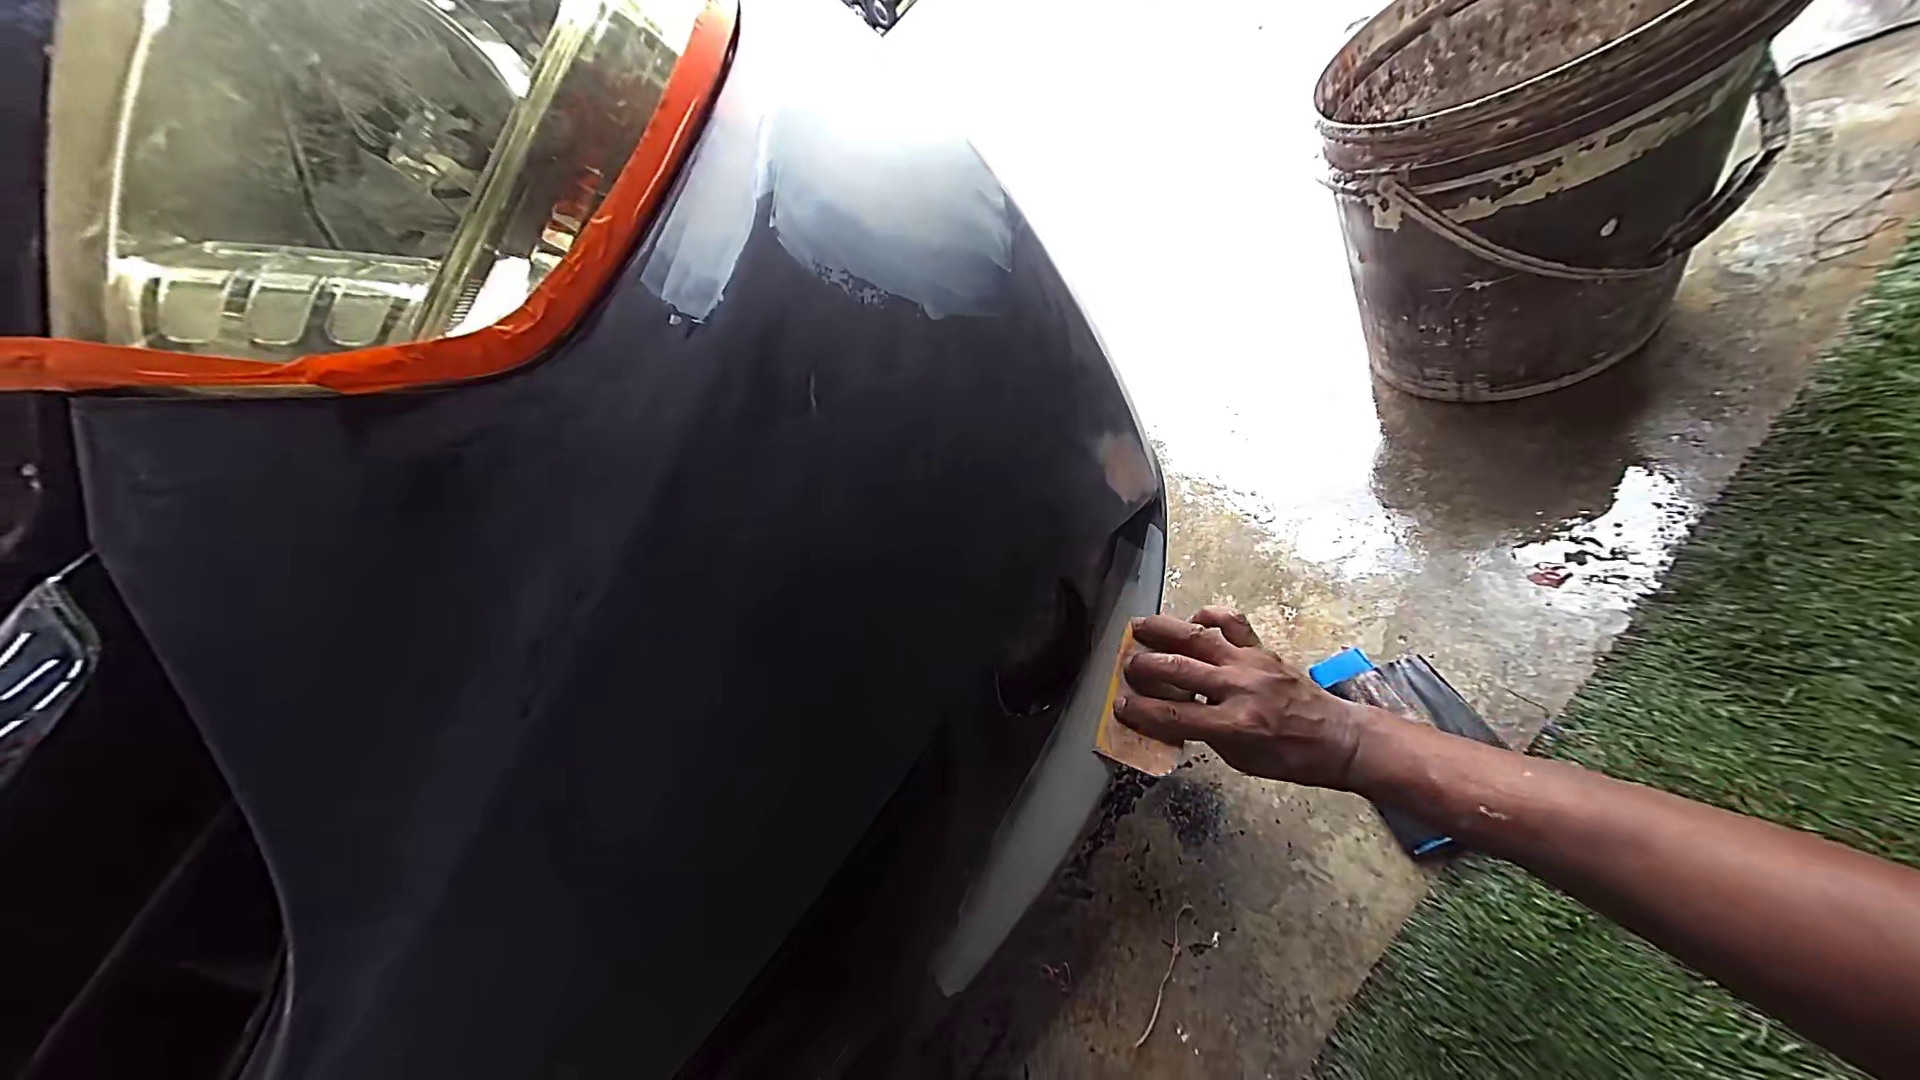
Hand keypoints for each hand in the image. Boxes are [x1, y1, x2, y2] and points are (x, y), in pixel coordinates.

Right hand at [1112, 607, 1378, 790]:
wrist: (1338, 739)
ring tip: (1139, 626)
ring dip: (1163, 629)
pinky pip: (1232, 622)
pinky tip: (1194, 620)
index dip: (1141, 710)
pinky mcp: (1262, 649)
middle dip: (1144, 666)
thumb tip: (1166, 713)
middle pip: (1178, 669)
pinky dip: (1210, 616)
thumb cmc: (1288, 756)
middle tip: (1126, 665)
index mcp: (1235, 726)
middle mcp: (1240, 689)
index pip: (1174, 715)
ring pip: (1198, 637)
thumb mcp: (1239, 759)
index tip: (1120, 705)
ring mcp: (1252, 663)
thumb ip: (1202, 733)